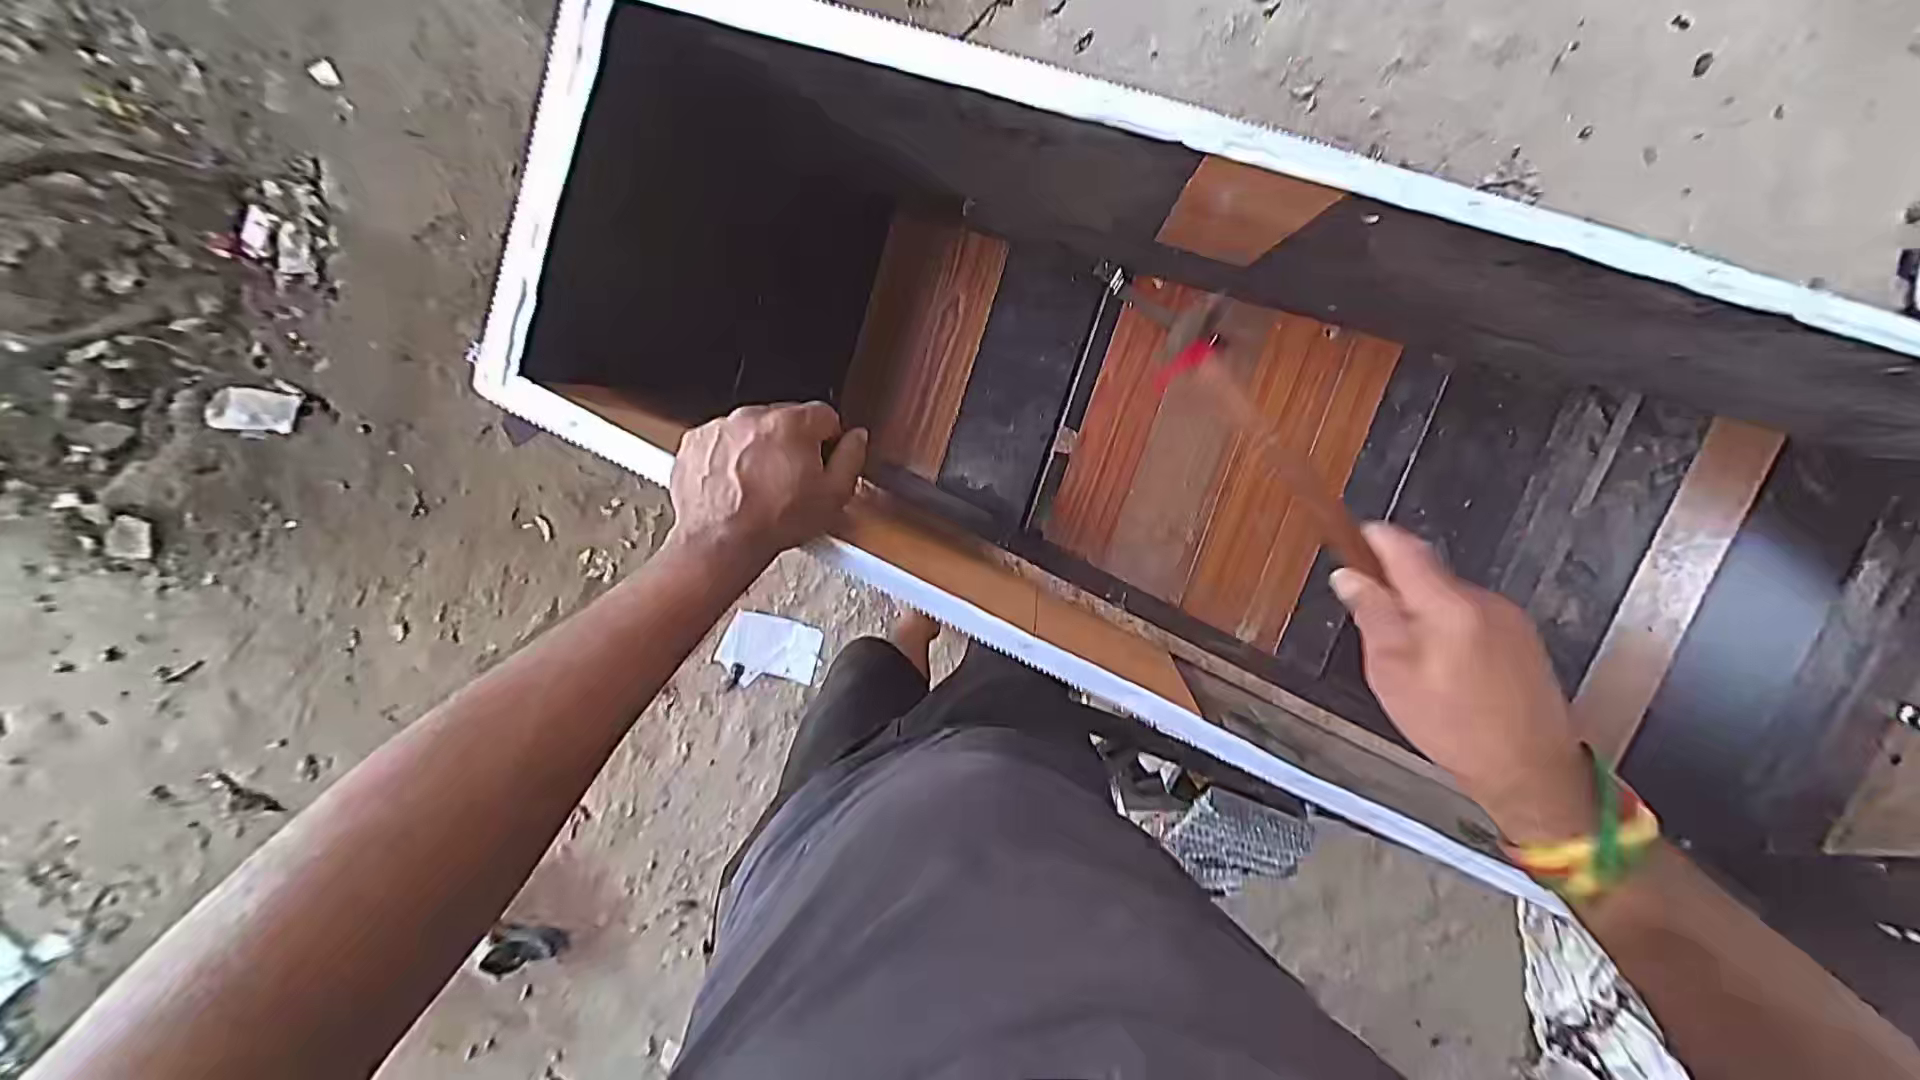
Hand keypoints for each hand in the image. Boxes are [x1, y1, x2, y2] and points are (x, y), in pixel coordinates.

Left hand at [667, 402, 866, 563]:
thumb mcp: (833, 496)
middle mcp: (753, 417)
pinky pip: (723, 442)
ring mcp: (721, 428)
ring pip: (753, 431)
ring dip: (760, 451)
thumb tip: (856, 439)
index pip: (825, 415)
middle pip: (787, 420)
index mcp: (791, 424)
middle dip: (793, 445)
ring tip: (762, 489)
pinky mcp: (696, 442)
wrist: (719, 543)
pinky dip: (730, 459)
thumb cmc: (771, 523)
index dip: (830, 441)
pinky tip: (738, 487)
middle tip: (792, 481)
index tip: (823, 461)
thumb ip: (852, 458)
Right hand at [1331, 523, 1593, 843]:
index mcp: (1447, 605)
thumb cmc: (1454, 725)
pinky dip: (1446, 629)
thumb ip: (1370, 614)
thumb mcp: (1390, 669)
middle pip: (1425, 573)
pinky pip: (1470, 617)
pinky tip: (1442, 670)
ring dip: (1420, 612)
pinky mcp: (1521, 638)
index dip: (1373, 537)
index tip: (1354, 536)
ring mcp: (1509, 619)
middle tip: (1373, 626)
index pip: (1404, 547)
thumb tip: (1349, 576)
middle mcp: (1483, 602)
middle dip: (1393, 589)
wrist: (1528, 768)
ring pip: (1446, 597)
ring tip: (1410, 661)